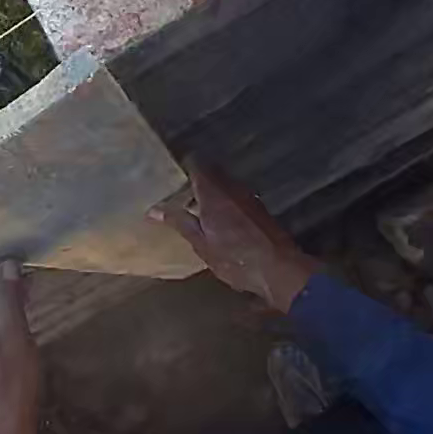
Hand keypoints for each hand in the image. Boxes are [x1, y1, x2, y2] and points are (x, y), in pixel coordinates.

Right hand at [152, 161, 319, 312]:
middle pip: (211, 171)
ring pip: (224, 183)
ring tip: (194, 207)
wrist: (278, 269)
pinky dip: (223, 200)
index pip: (196, 164)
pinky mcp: (258, 208)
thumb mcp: (201, 244)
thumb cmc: (235, 258)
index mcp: (214, 192)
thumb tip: (154, 210)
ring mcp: (248, 196)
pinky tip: (217, 219)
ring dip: (210, 190)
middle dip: (195, 178)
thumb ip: (179, 222)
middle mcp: (232, 188)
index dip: (182, 164)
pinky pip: (235, 195)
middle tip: (178, 192)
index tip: (169, 172)